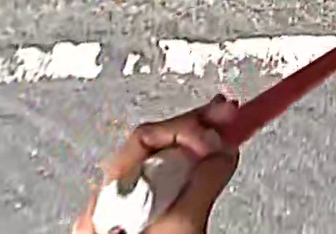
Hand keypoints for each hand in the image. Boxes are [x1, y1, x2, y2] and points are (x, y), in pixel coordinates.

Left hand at [75, 96, 239, 233]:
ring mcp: (119, 223)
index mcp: (108, 200)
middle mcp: (107, 206)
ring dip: (193, 150)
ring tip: (222, 139)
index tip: (223, 127)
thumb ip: (204, 183)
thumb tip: (223, 150)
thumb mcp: (183, 228)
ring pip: (158, 170)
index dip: (188, 127)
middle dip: (194, 129)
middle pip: (153, 148)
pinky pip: (161, 193)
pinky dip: (187, 176)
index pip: (148, 137)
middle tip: (228, 114)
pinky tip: (204, 172)